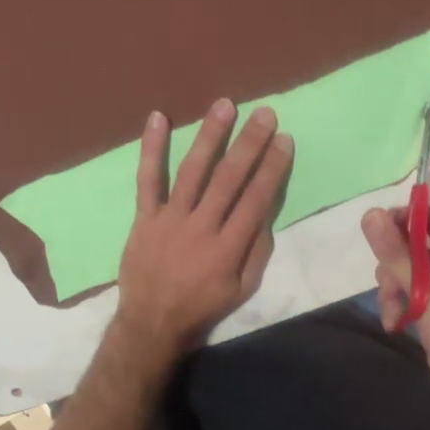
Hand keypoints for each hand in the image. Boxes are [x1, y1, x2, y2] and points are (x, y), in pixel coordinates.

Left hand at [113, 99, 293, 356]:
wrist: (152, 322)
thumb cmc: (203, 307)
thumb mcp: (242, 289)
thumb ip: (256, 251)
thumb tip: (265, 213)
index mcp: (228, 247)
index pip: (256, 199)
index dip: (272, 167)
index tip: (284, 140)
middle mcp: (201, 227)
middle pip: (228, 178)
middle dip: (249, 144)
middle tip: (264, 113)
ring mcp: (170, 219)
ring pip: (192, 171)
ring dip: (209, 136)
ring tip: (225, 106)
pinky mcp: (144, 218)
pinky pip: (147, 180)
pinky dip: (151, 149)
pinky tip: (159, 118)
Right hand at [361, 204, 429, 397]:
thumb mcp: (420, 288)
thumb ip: (394, 251)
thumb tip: (370, 213)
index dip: (403, 220)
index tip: (378, 237)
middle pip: (413, 245)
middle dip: (393, 268)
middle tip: (387, 289)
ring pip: (408, 271)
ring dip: (393, 292)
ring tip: (392, 317)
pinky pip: (414, 292)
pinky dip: (402, 304)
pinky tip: (396, 324)